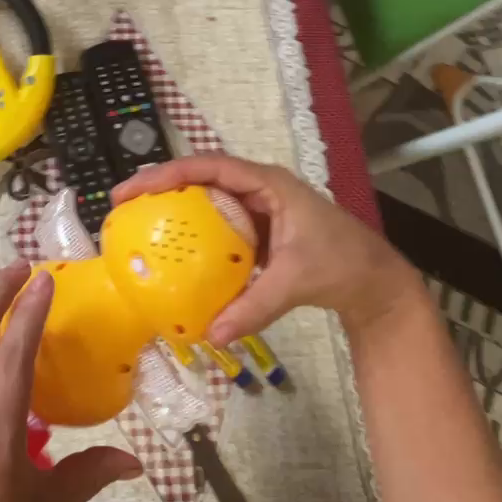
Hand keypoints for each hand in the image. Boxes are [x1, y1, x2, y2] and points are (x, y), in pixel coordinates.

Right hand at [114, 154, 422, 343]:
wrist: (377, 281)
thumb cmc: (343, 266)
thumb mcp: (296, 281)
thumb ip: (254, 306)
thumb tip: (210, 334)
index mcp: (267, 183)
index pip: (210, 166)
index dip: (168, 173)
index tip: (134, 189)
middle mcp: (258, 187)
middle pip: (201, 176)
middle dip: (161, 185)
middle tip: (124, 203)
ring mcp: (258, 207)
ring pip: (207, 198)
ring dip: (175, 206)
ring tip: (139, 221)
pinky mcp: (258, 228)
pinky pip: (218, 223)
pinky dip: (194, 232)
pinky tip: (174, 252)